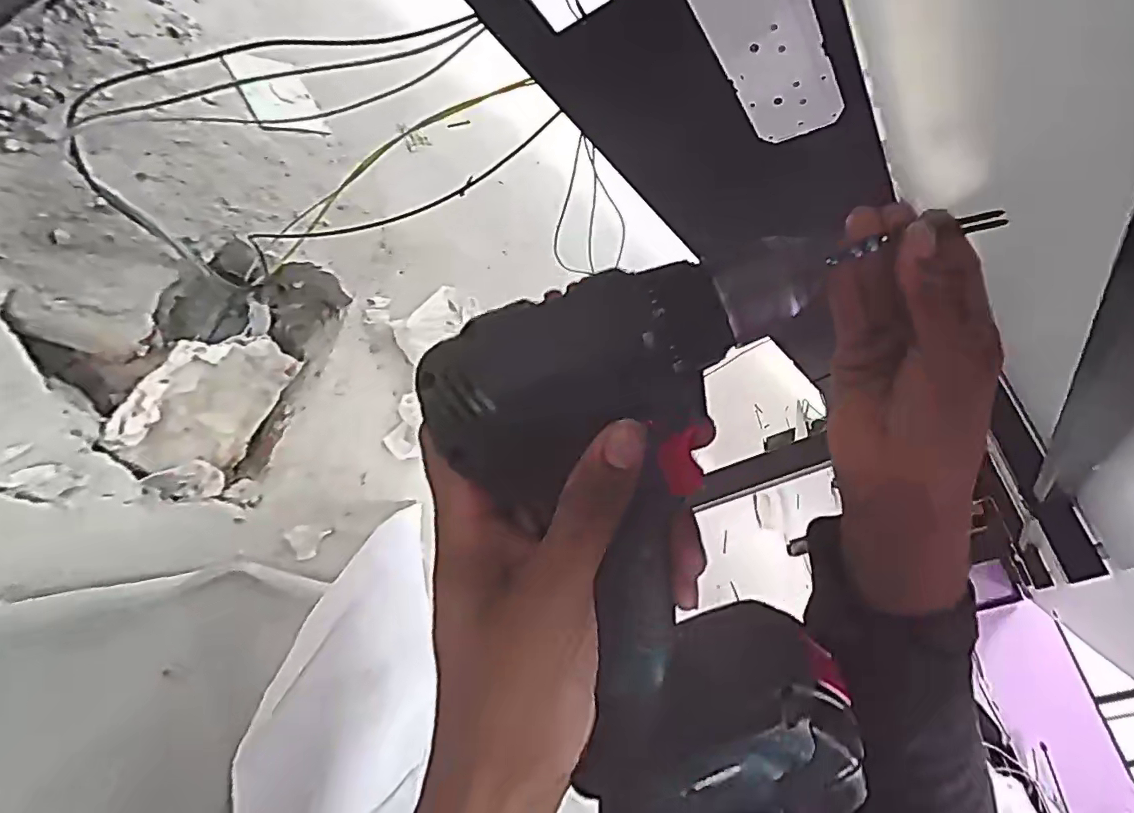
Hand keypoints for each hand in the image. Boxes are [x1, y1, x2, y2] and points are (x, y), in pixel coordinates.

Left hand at [418, 421, 706, 812]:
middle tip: (653, 442)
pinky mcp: (567, 578)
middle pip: (543, 456)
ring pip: (585, 495)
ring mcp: (536, 554)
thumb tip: (619, 439)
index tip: (535, 364)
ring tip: (673, 511)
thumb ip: (588, 510)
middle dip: (605, 448)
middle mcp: (501, 530)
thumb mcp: (556, 591)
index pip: (460, 433)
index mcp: (472, 523)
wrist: (517, 782)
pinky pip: (607, 532)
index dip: (488, 392)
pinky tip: (670, 558)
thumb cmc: (502, 707)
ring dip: (634, 498)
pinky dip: (641, 537)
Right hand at [827, 204, 1003, 614]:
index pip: (955, 269)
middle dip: (898, 240)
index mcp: (967, 330)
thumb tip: (919, 240)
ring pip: (877, 285)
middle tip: (883, 214)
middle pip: (911, 271)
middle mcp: (928, 328)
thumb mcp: (949, 359)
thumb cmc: (940, 435)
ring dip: (868, 255)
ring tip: (859, 222)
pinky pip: (850, 307)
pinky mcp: (855, 349)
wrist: (894, 489)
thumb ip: (930, 297)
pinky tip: (842, 256)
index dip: (938, 238)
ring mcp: (890, 338)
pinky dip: (844, 281)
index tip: (919, 213)